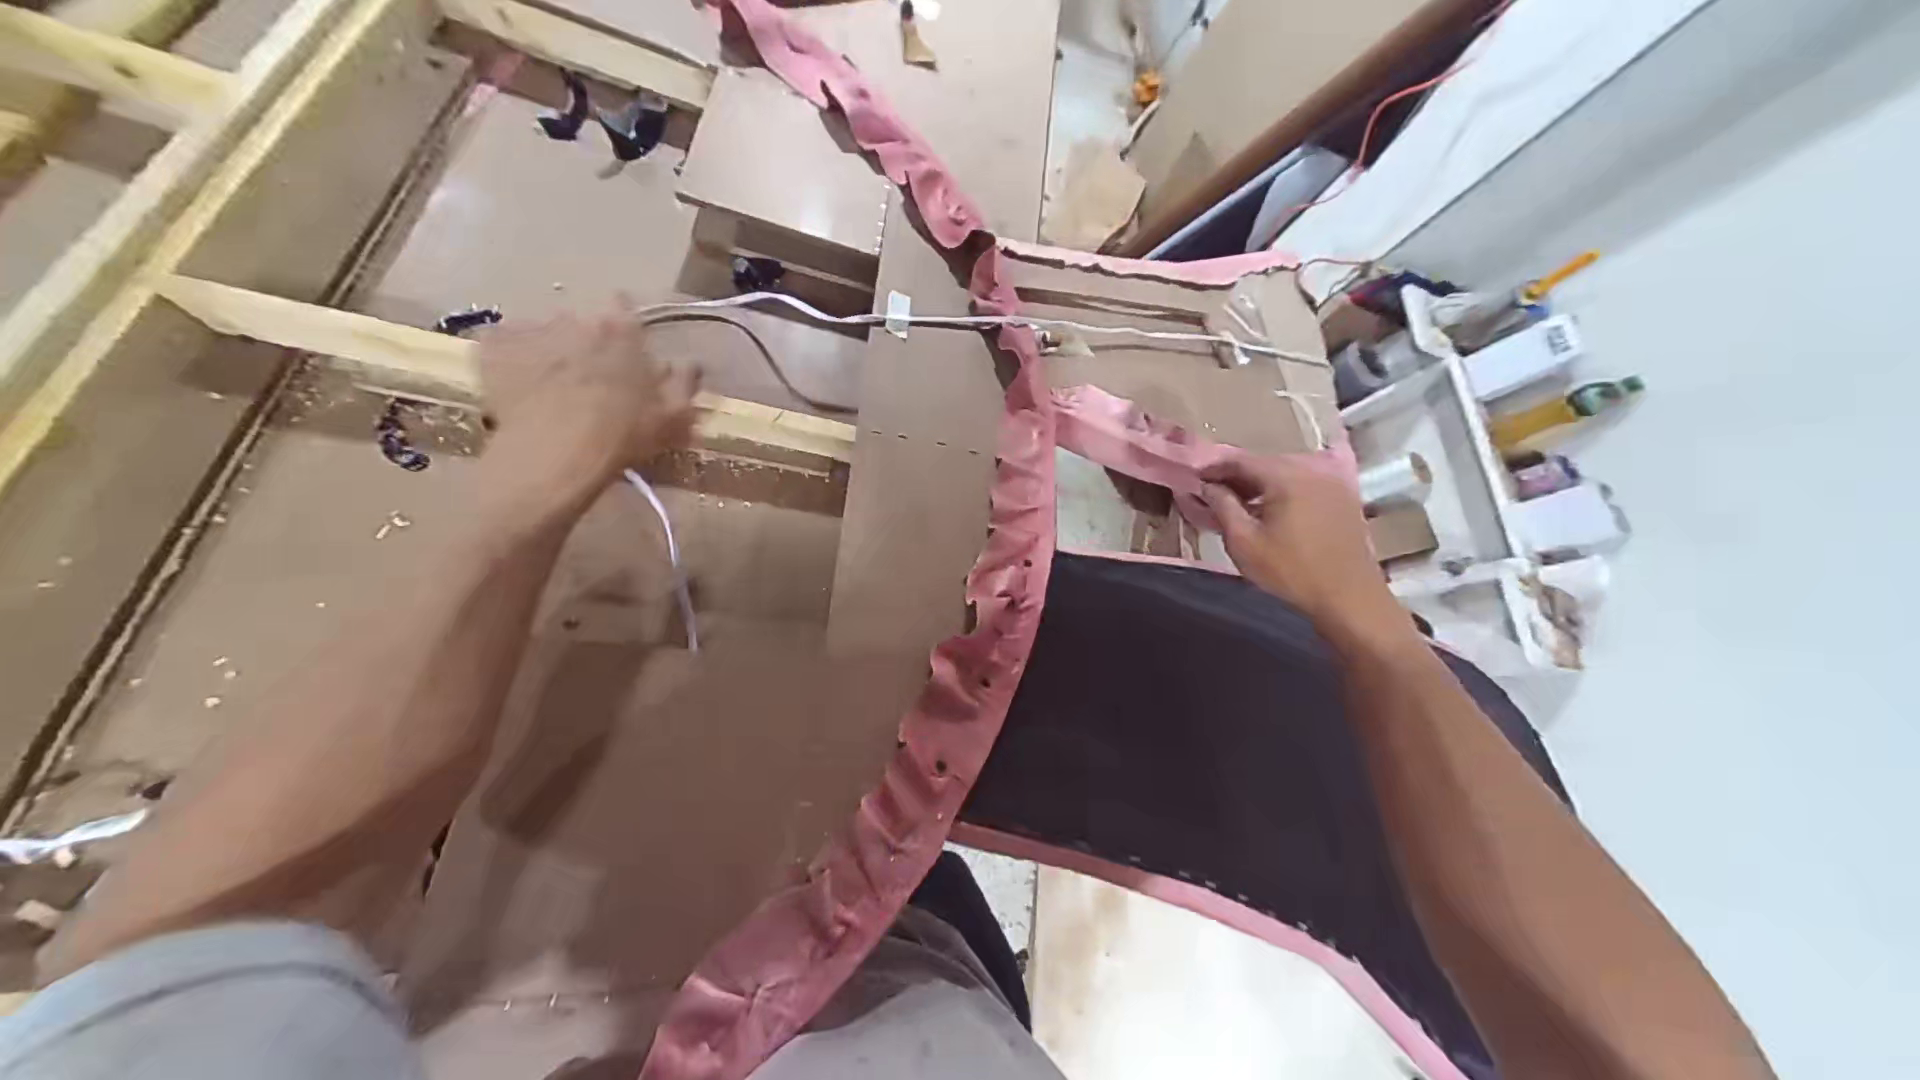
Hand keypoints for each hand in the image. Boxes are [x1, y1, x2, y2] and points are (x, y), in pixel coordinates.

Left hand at [476, 309, 699, 510]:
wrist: (555, 456)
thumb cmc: (624, 435)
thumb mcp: (674, 416)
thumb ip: (685, 382)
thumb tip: (689, 363)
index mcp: (621, 330)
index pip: (623, 305)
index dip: (624, 326)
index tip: (626, 348)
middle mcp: (575, 318)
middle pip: (582, 321)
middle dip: (587, 341)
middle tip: (592, 378)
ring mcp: (530, 330)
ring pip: (544, 333)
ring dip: (551, 351)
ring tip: (553, 387)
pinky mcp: (494, 348)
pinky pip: (504, 345)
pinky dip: (511, 359)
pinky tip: (520, 386)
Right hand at [1200, 452, 1410, 646]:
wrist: (1348, 598)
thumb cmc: (1290, 571)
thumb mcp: (1243, 541)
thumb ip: (1222, 506)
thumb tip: (1208, 486)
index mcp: (1286, 477)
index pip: (1241, 460)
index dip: (1214, 468)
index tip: (1195, 481)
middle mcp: (1312, 470)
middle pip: (1265, 463)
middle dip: (1236, 475)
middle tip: (1213, 493)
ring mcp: (1332, 482)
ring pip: (1285, 472)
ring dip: (1259, 483)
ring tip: (1239, 502)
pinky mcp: (1343, 497)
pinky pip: (1304, 483)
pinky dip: (1282, 490)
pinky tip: (1270, 509)